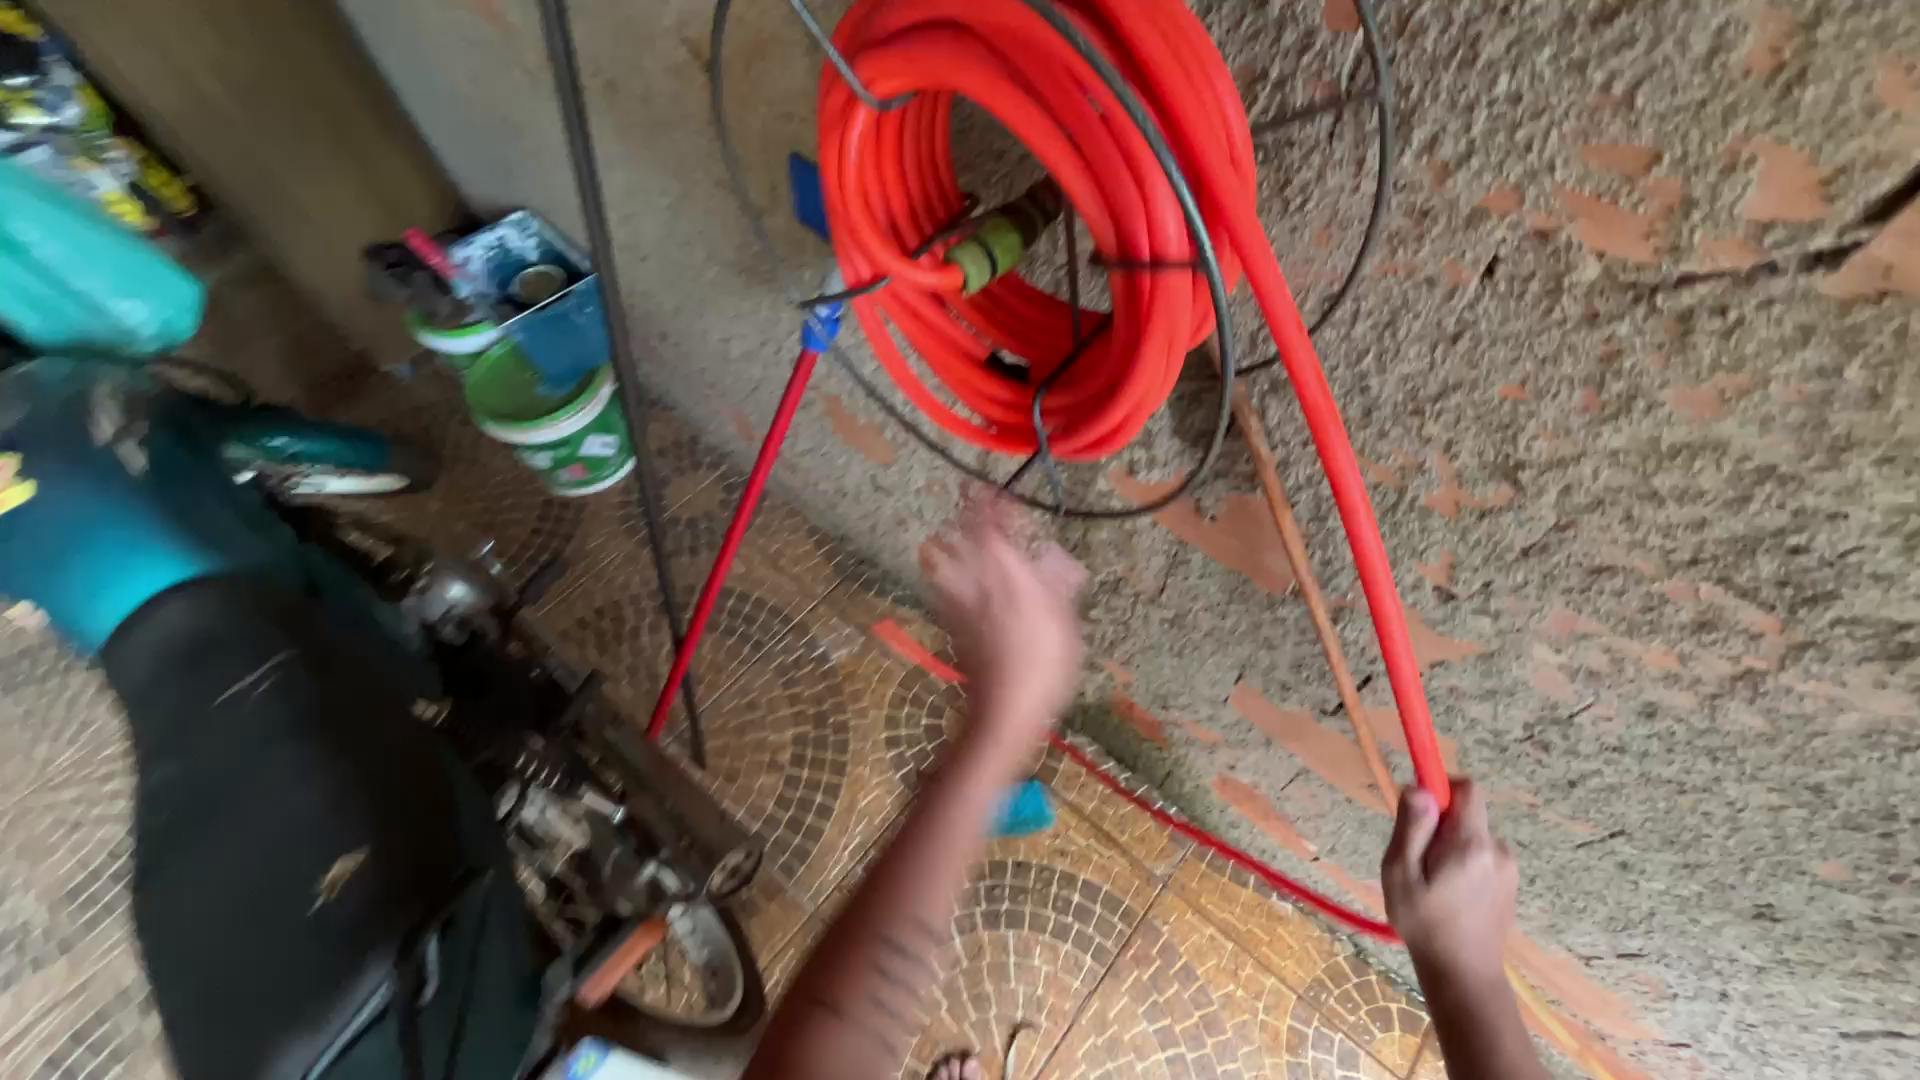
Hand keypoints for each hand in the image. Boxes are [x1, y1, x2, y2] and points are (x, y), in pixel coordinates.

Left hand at [923, 498, 1085, 771]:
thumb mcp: (1066, 621)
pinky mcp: (950, 625)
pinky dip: (940, 574)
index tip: (986, 487)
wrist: (1005, 709)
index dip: (986, 502)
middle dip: (963, 513)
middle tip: (964, 496)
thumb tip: (1056, 557)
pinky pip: (939, 588)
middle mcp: (977, 580)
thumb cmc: (1045, 664)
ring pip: (943, 559)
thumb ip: (1058, 583)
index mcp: (1008, 572)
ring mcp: (958, 603)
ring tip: (949, 531)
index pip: (990, 525)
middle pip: (961, 536)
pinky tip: (942, 575)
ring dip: (946, 540)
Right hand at [1382, 779, 1516, 983]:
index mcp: (1471, 844)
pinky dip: (1462, 860)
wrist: (1463, 973)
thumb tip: (1419, 786)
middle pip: (1467, 812)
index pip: (1467, 789)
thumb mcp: (1400, 871)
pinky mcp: (1509, 882)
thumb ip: (1412, 827)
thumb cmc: (1424, 921)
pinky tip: (1448, 891)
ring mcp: (1508, 868)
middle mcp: (1498, 850)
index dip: (1440, 786)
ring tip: (1430, 879)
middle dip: (1438, 823)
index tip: (1417, 808)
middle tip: (1415, 856)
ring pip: (1472, 834)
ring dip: (1449, 844)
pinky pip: (1480, 853)